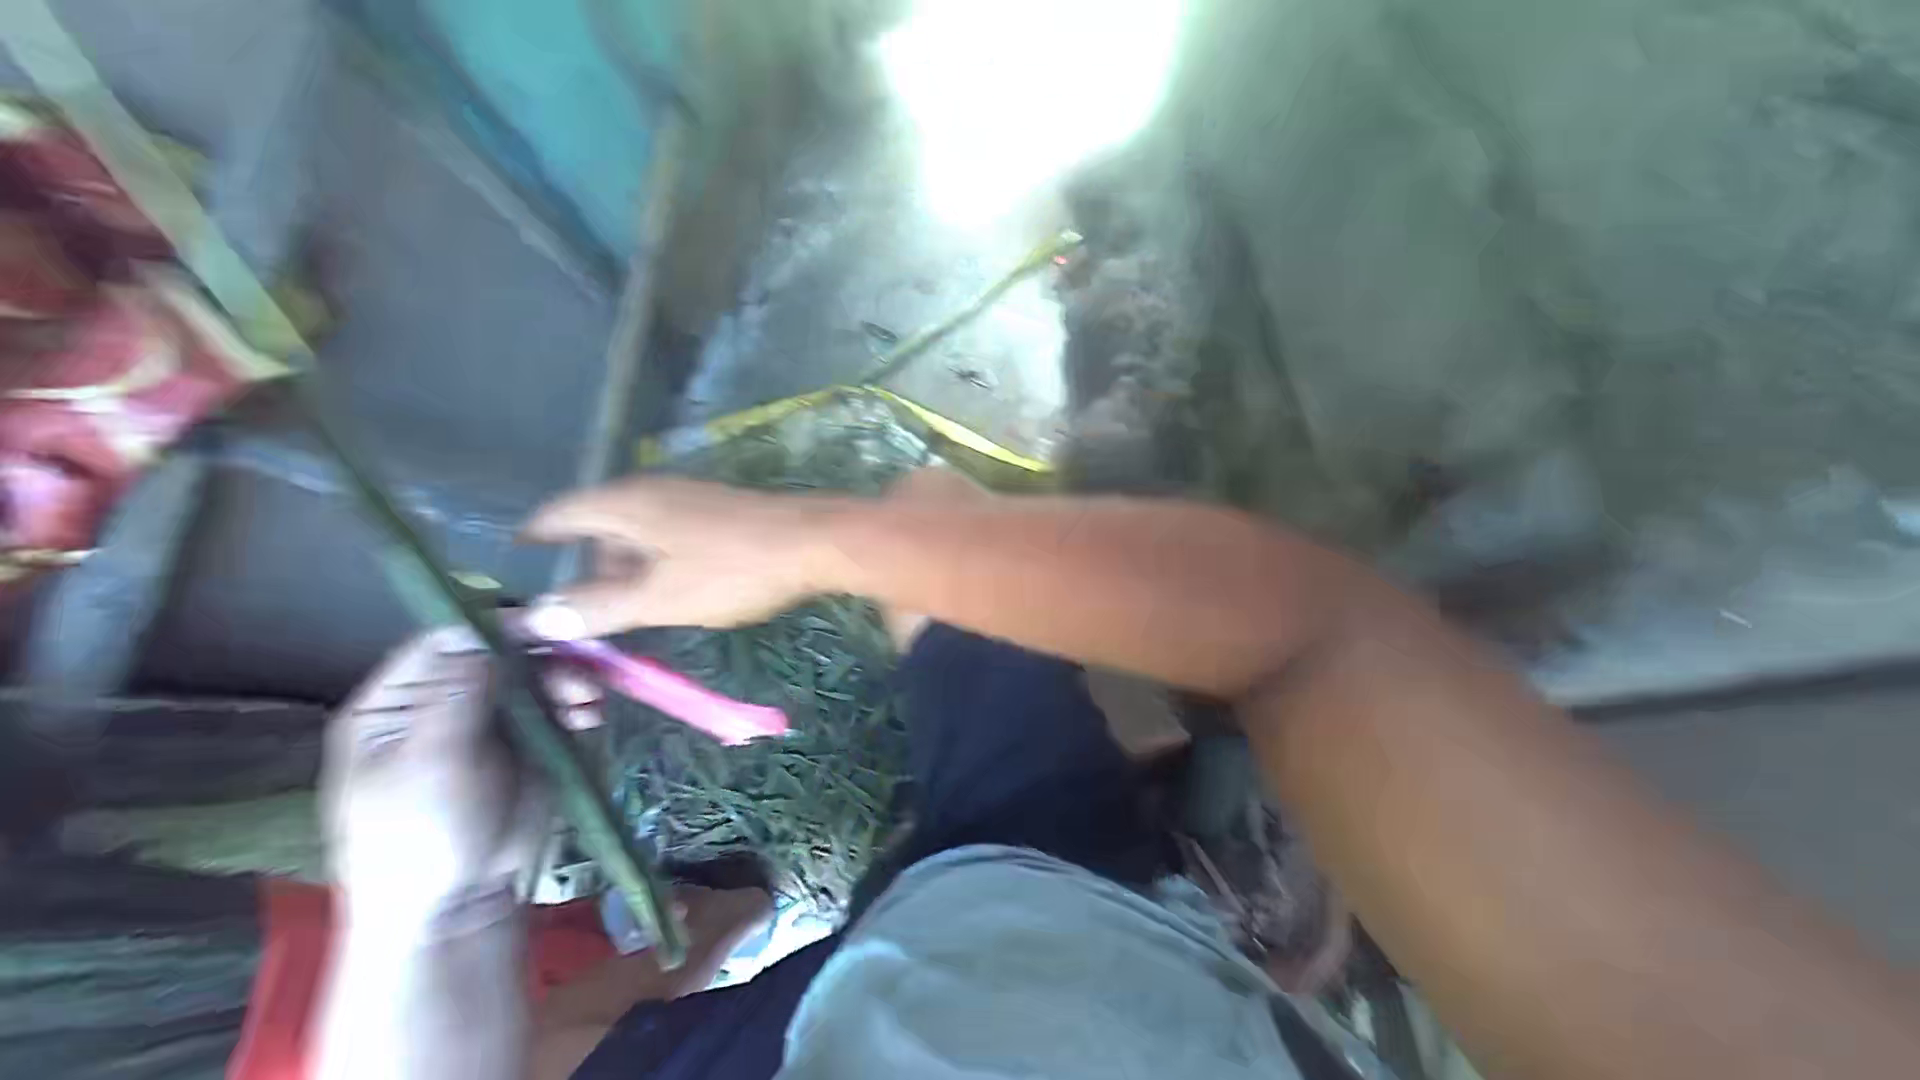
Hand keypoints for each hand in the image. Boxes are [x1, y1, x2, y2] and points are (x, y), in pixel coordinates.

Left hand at [321, 629, 596, 933]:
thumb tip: (487, 628)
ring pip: (540, 676)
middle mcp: (448, 701)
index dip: (495, 626)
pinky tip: (589, 716)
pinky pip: (562, 705)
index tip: (546, 623)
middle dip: (544, 654)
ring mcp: (495, 721)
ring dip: (568, 679)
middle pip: (503, 652)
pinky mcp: (535, 740)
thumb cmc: (420, 834)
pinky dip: (580, 703)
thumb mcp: (428, 759)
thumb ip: (458, 689)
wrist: (458, 904)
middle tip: (580, 663)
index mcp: (399, 702)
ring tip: (585, 703)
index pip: (446, 640)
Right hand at [519, 477, 844, 636]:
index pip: (560, 514)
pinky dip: (661, 565)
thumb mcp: (658, 596)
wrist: (817, 542)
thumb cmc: (732, 569)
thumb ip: (598, 607)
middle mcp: (653, 491)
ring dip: (629, 572)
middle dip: (589, 570)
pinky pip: (672, 538)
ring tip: (632, 613)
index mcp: (626, 503)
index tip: (516, 560)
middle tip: (585, 616)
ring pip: (640, 535)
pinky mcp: (721, 513)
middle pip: (601, 528)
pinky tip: (676, 594)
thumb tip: (536, 618)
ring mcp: (691, 499)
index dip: (536, 537)